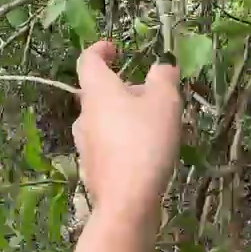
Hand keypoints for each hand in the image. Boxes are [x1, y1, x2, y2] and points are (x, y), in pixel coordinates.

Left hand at [72, 40, 180, 219]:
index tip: (115, 49)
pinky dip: (121, 143)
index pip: (88, 60)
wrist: (127, 202)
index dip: (100, 50)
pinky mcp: (93, 171)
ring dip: (122, 118)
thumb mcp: (165, 103)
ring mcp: (86, 146)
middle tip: (148, 94)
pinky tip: (143, 155)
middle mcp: (85, 117)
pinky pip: (107, 147)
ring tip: (150, 127)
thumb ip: (164, 78)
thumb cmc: (145, 144)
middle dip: (121, 89)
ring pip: (103, 122)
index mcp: (98, 92)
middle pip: (98, 94)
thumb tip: (162, 66)